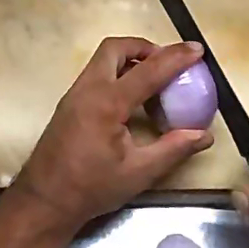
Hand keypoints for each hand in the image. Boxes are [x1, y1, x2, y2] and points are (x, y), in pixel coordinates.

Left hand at [5, 37, 214, 230]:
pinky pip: (95, 75)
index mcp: (107, 103)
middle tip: (167, 63)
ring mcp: (74, 94)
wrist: (44, 200)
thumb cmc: (91, 188)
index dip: (175, 57)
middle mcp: (88, 90)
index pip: (147, 70)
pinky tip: (132, 100)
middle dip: (144, 47)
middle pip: (115, 48)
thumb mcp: (139, 172)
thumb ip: (173, 149)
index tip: (196, 49)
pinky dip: (117, 74)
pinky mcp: (69, 103)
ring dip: (129, 60)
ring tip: (154, 82)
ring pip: (102, 60)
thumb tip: (204, 135)